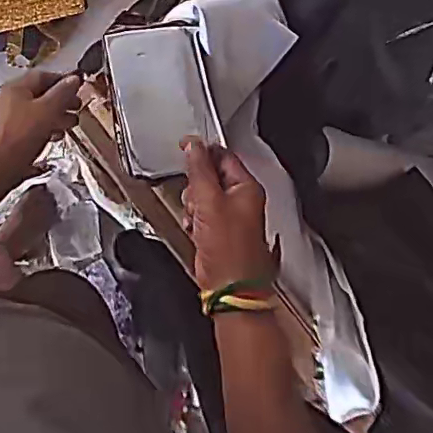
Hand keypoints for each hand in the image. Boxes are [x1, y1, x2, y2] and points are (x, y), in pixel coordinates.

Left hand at [0, 71, 83, 178]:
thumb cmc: (18, 138)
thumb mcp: (48, 111)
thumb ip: (62, 93)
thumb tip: (73, 80)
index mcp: (15, 89)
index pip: (43, 76)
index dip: (62, 80)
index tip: (77, 84)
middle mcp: (9, 100)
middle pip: (40, 94)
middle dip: (61, 99)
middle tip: (75, 104)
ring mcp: (8, 118)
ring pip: (37, 111)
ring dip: (55, 115)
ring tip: (70, 122)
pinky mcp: (10, 135)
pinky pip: (32, 126)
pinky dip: (46, 127)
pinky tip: (55, 135)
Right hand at [181, 138, 275, 290]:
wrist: (229, 286)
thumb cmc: (230, 250)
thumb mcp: (209, 201)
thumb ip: (199, 170)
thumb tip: (194, 146)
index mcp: (247, 187)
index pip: (223, 156)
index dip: (203, 150)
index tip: (185, 147)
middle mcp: (241, 199)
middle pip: (209, 175)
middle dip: (195, 186)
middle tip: (195, 197)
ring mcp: (230, 215)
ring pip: (200, 195)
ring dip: (192, 204)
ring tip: (196, 217)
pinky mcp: (218, 229)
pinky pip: (198, 213)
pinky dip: (193, 219)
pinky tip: (195, 229)